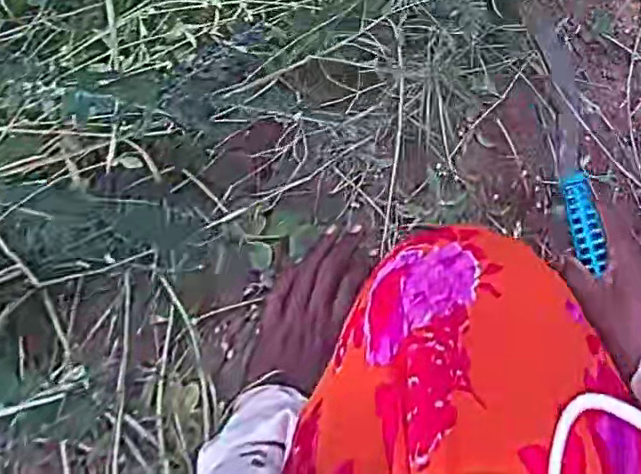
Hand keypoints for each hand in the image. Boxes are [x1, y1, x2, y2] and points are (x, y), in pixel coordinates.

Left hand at [245, 230, 371, 393]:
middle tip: (358, 230)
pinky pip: (280, 289)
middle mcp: (313, 315)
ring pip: (307, 272)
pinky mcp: (270, 321)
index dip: (362, 263)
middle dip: (346, 245)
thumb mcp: (341, 361)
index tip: (370, 252)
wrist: (275, 411)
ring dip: (321, 249)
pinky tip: (299, 260)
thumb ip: (352, 331)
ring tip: (333, 232)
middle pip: (331, 270)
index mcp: (333, 326)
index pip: (351, 282)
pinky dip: (291, 272)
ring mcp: (290, 315)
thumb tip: (368, 307)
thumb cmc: (312, 393)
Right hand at [560, 194, 640, 379]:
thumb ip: (574, 273)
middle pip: (612, 227)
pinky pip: (624, 264)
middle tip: (568, 230)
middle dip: (589, 225)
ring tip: (578, 259)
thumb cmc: (629, 329)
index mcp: (624, 250)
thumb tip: (559, 255)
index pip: (605, 212)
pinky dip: (608, 263)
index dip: (586, 202)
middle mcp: (637, 255)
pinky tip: (597, 282)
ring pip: (617, 247)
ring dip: (597, 246)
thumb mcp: (594, 302)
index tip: (568, 197)